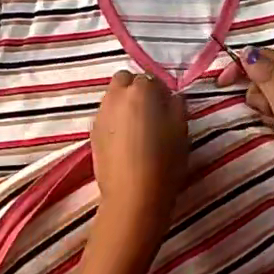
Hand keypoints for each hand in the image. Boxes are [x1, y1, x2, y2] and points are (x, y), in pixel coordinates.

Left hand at [89, 71, 188, 224]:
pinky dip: (114, 120)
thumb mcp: (181, 129)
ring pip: (112, 97)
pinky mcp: (92, 132)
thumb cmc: (164, 161)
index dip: (160, 92)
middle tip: (150, 111)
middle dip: (136, 89)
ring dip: (123, 104)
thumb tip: (170, 97)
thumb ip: (176, 105)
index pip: (151, 78)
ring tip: (137, 128)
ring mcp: (100, 114)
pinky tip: (125, 141)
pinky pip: (105, 116)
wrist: (133, 195)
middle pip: (124, 80)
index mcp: (140, 90)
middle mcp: (115, 96)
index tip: (166, 107)